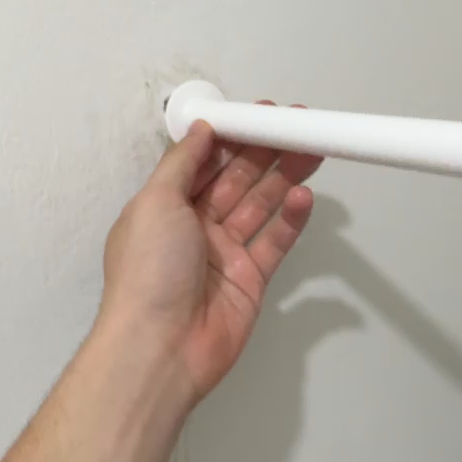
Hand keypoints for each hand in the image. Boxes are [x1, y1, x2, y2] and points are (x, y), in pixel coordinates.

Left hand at [97, 108, 322, 401]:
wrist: (161, 347)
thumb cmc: (148, 273)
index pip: (204, 163)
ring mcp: (225, 254)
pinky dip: (291, 219)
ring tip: (313, 150)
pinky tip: (305, 196)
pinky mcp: (251, 279)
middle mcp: (195, 228)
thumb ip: (182, 163)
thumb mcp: (154, 203)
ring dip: (285, 177)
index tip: (259, 115)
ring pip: (261, 206)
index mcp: (166, 208)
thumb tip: (201, 130)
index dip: (232, 137)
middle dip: (266, 152)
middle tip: (297, 125)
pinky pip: (274, 241)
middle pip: (237, 181)